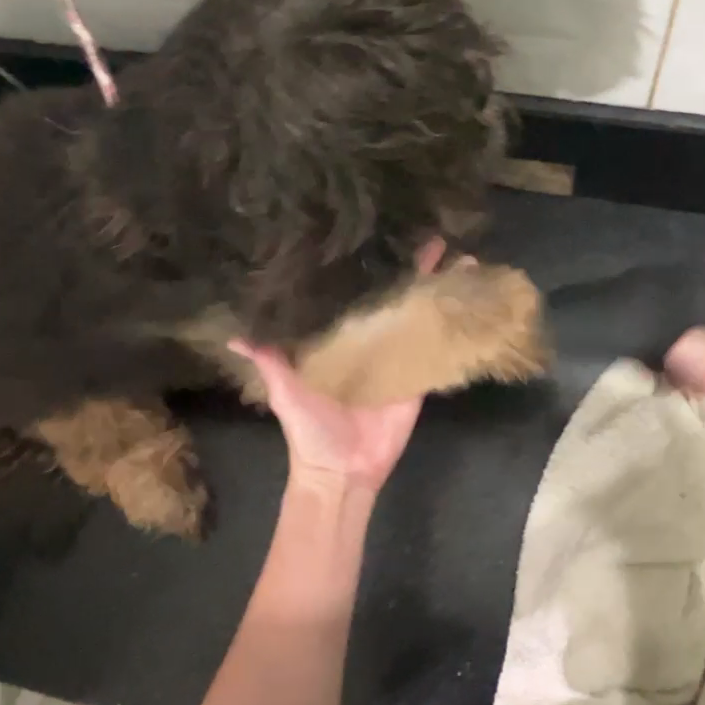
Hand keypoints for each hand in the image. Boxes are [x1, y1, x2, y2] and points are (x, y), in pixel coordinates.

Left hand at [224, 236, 448, 494]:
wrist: (342, 470)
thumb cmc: (309, 427)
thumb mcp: (284, 389)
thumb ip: (268, 359)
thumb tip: (232, 335)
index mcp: (339, 337)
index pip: (355, 293)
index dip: (368, 266)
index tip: (379, 235)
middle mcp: (370, 339)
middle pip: (394, 295)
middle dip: (412, 267)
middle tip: (432, 234)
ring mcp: (398, 355)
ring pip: (421, 313)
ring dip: (440, 288)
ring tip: (463, 257)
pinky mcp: (419, 376)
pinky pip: (439, 346)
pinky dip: (455, 325)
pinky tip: (472, 300)